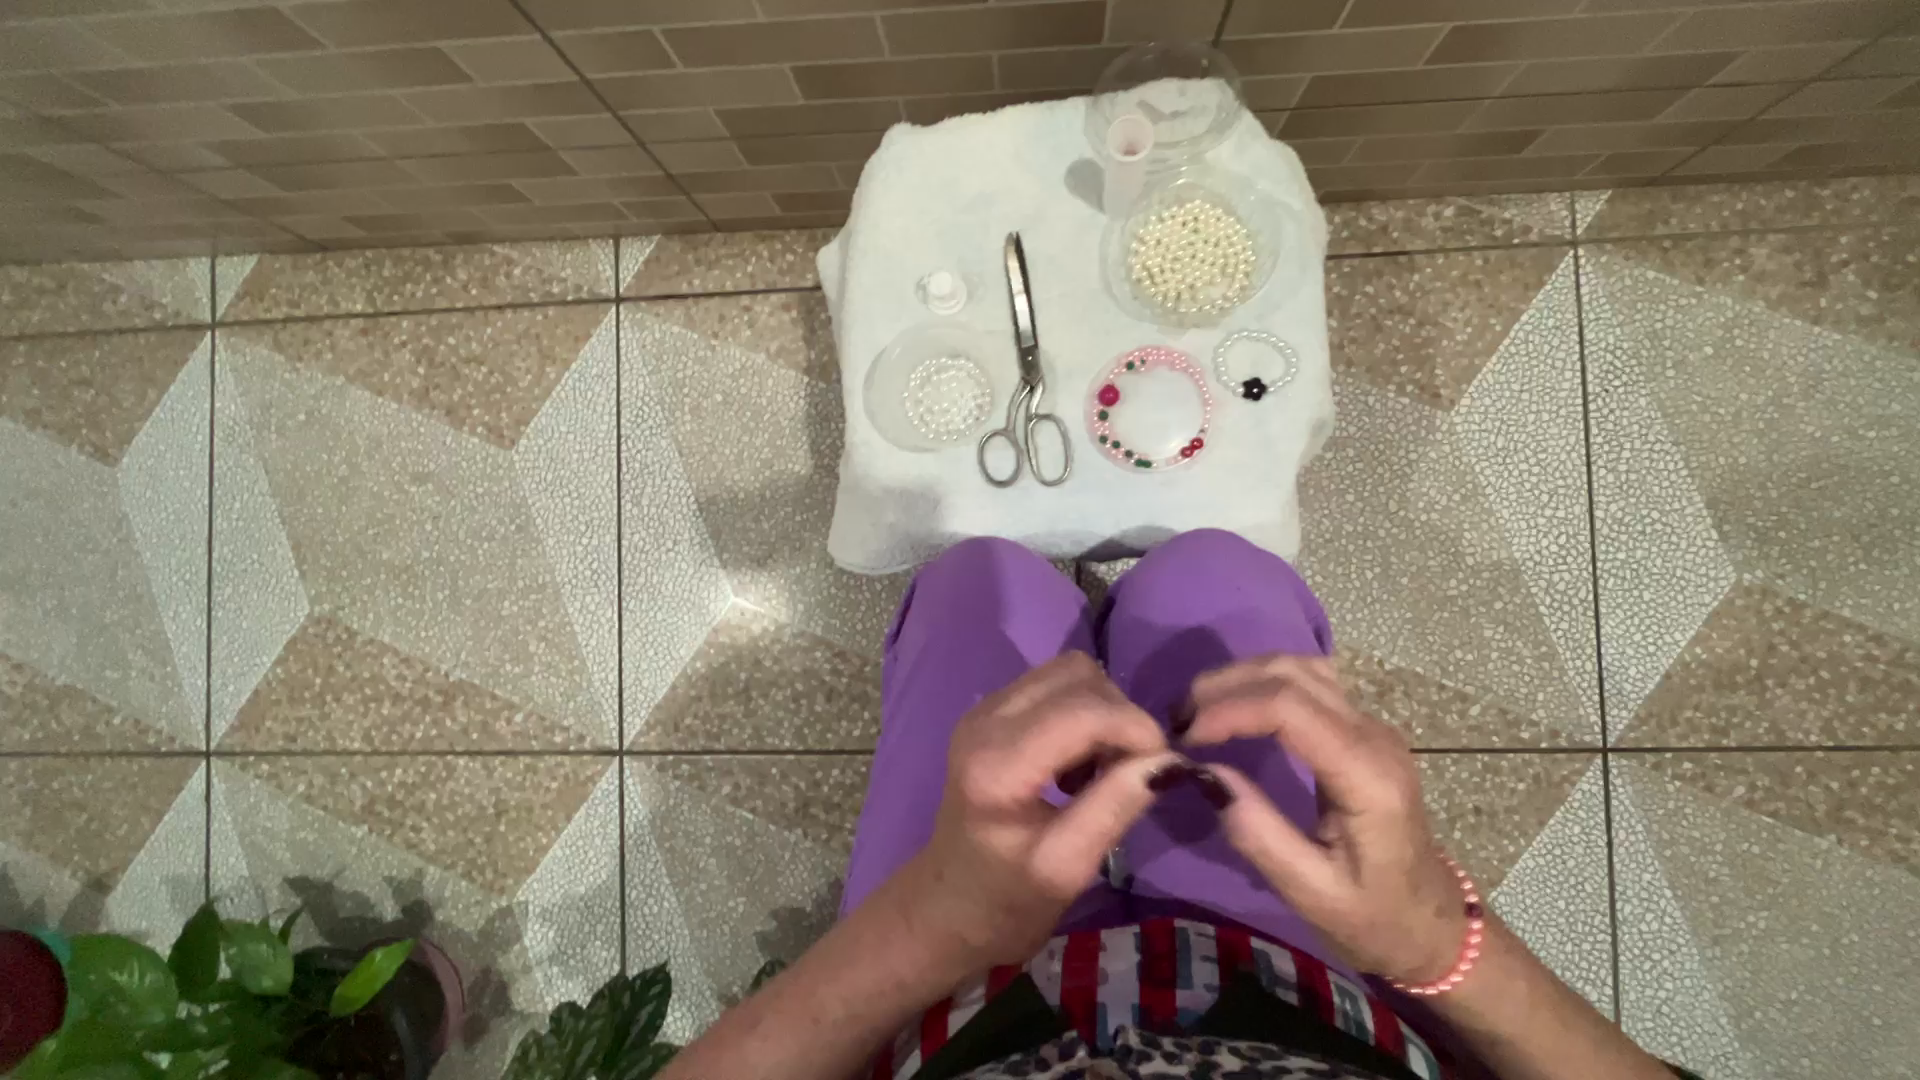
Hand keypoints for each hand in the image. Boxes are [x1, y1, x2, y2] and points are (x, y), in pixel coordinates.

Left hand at [896, 652, 1180, 973]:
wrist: (947, 906)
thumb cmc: (1007, 901)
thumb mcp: (1067, 869)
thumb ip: (1114, 808)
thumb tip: (1168, 760)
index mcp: (997, 764)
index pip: (1083, 711)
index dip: (1135, 728)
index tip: (1163, 766)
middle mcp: (985, 720)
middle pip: (1077, 675)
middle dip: (1119, 715)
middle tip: (1129, 770)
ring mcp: (984, 709)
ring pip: (1068, 671)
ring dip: (1102, 709)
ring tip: (1100, 767)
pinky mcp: (990, 711)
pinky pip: (1053, 685)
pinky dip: (1082, 710)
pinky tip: (1077, 760)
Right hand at [1181, 655, 1467, 983]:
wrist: (1434, 925)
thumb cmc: (1376, 917)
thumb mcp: (1313, 894)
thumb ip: (1259, 833)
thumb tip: (1204, 773)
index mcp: (1367, 776)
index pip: (1290, 708)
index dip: (1229, 710)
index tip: (1185, 738)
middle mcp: (1374, 735)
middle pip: (1291, 673)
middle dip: (1224, 687)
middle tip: (1177, 721)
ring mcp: (1370, 724)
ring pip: (1297, 666)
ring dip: (1239, 677)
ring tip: (1197, 710)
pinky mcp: (1360, 726)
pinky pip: (1305, 679)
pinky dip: (1259, 680)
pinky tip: (1232, 705)